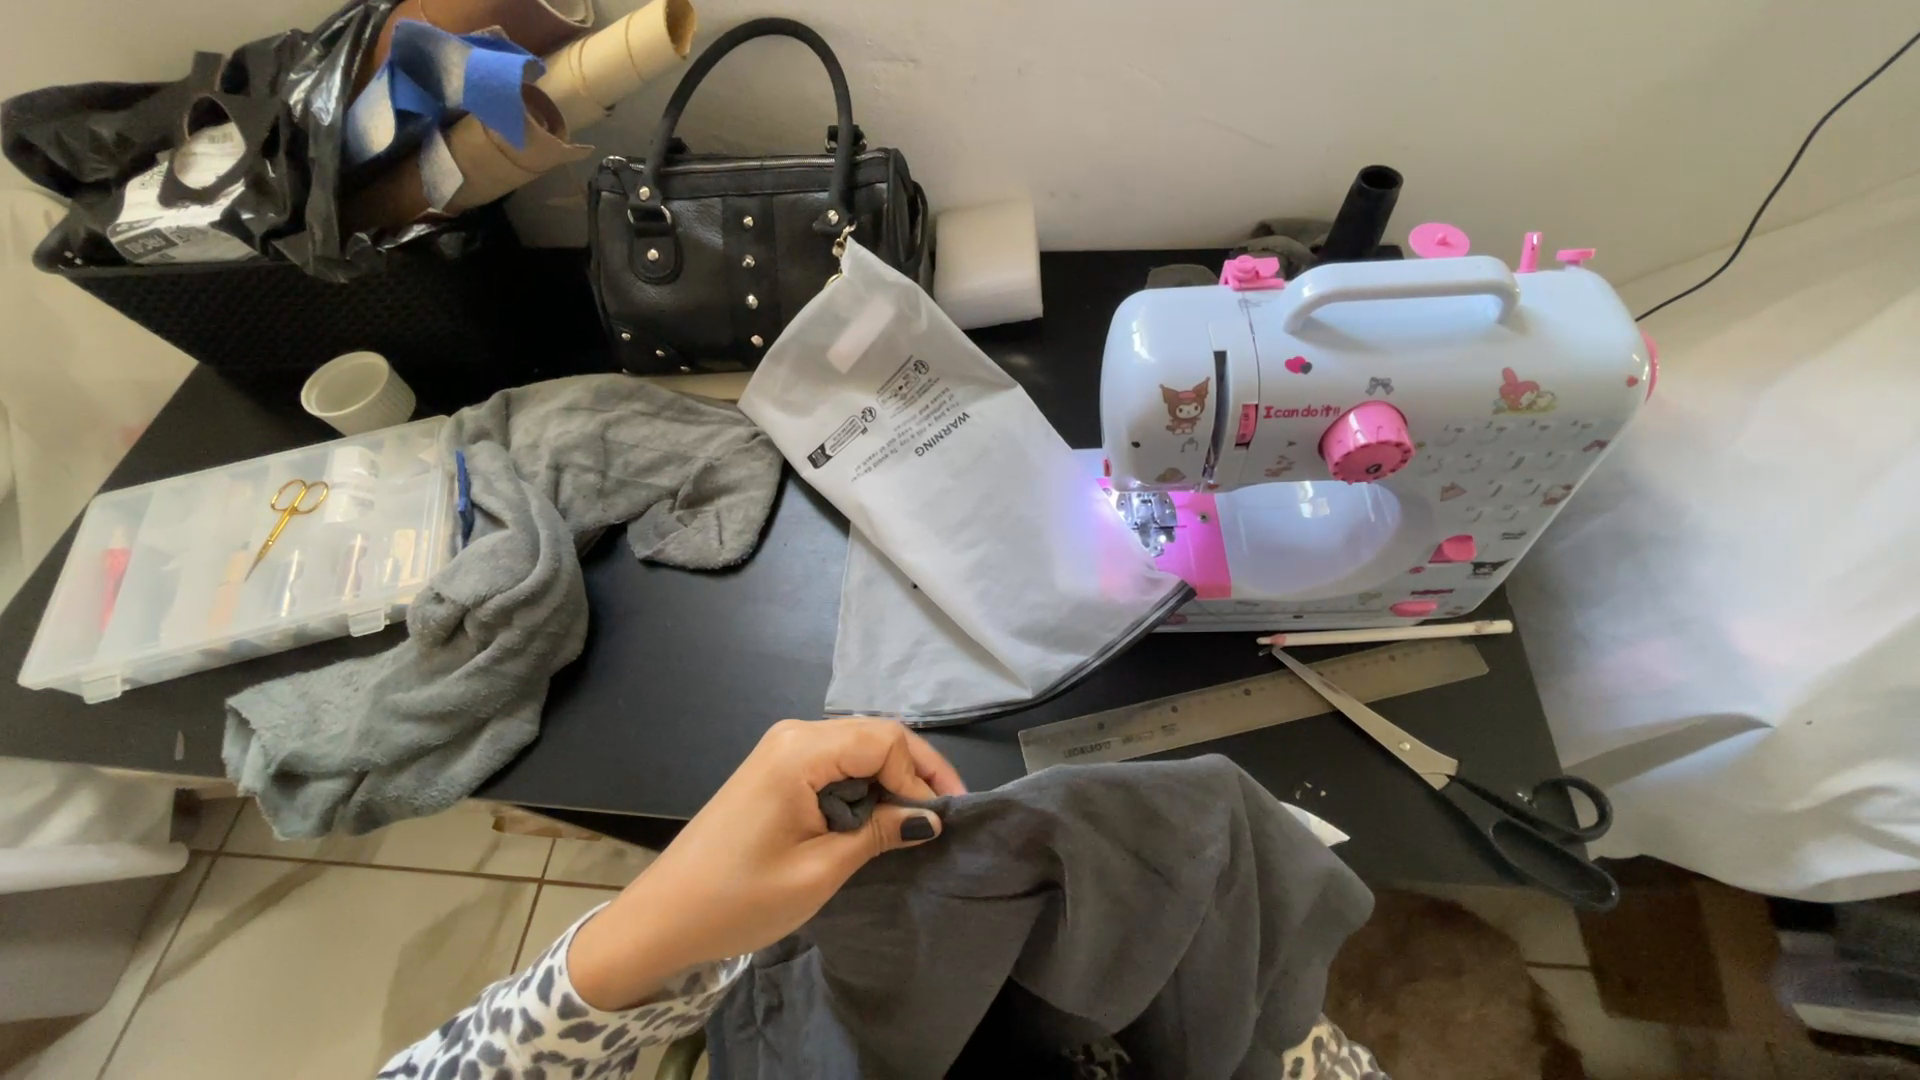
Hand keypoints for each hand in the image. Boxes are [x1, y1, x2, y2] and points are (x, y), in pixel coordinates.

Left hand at [568, 717, 965, 1008]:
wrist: (662, 919)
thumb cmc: (741, 898)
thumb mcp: (820, 870)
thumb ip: (878, 833)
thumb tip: (930, 818)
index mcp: (802, 751)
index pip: (884, 739)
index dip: (920, 774)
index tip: (940, 820)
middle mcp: (794, 734)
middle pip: (874, 734)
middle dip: (914, 769)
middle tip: (942, 814)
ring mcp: (782, 748)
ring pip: (858, 745)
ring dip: (891, 776)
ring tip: (916, 817)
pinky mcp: (777, 766)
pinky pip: (836, 760)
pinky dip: (863, 782)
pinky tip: (877, 813)